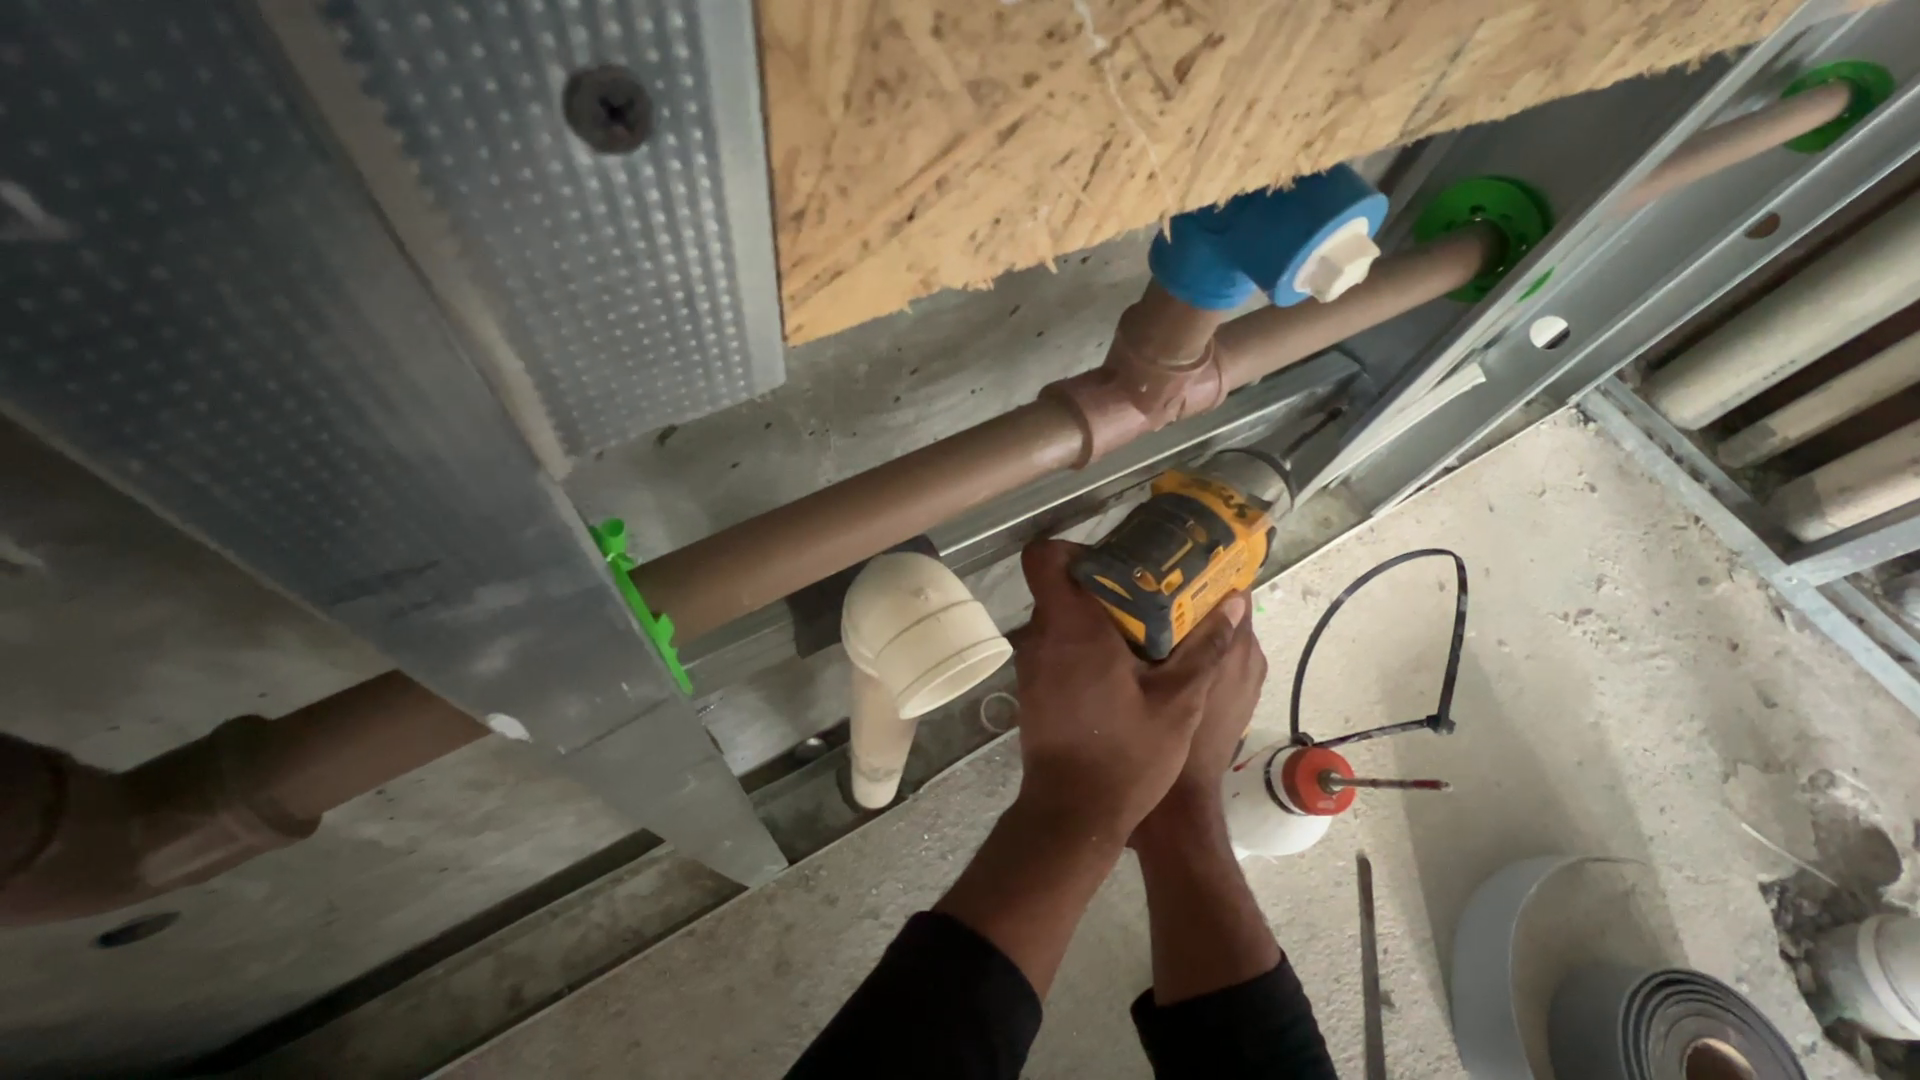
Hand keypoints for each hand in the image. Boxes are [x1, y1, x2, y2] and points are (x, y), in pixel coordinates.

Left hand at [1010, 540, 1248, 841]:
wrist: (1072, 815)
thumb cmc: (1126, 756)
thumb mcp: (1180, 703)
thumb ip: (1206, 648)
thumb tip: (1236, 602)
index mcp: (1071, 628)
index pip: (1044, 558)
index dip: (1075, 548)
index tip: (1117, 560)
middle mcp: (1041, 637)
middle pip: (1059, 585)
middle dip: (1103, 584)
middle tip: (1149, 595)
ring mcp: (1030, 664)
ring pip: (1058, 617)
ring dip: (1095, 617)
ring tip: (1144, 632)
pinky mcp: (1030, 687)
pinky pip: (1055, 646)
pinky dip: (1083, 644)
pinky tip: (1122, 668)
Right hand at [1131, 593, 1265, 850]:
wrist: (1182, 805)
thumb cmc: (1175, 742)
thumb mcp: (1166, 679)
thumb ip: (1174, 632)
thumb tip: (1161, 588)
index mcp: (1238, 646)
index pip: (1229, 586)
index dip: (1200, 568)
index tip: (1163, 558)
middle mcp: (1248, 656)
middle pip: (1219, 607)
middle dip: (1186, 594)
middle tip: (1139, 585)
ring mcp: (1243, 679)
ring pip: (1212, 633)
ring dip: (1184, 623)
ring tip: (1139, 615)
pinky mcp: (1233, 699)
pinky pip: (1210, 658)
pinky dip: (1188, 650)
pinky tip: (1152, 653)